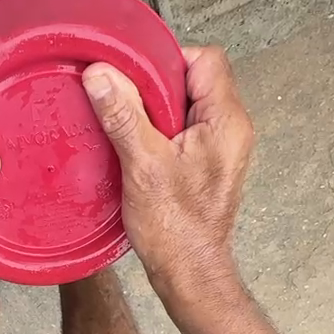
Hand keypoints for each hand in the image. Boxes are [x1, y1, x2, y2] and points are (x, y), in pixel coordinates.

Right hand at [83, 47, 253, 301]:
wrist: (189, 274)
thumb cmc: (176, 230)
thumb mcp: (142, 166)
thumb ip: (124, 115)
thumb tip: (102, 76)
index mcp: (226, 121)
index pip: (203, 59)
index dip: (165, 63)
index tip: (134, 80)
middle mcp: (231, 131)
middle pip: (192, 83)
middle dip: (155, 93)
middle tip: (128, 113)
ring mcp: (220, 151)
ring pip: (185, 111)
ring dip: (155, 119)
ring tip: (133, 139)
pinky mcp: (207, 169)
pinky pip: (183, 136)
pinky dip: (160, 140)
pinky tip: (140, 158)